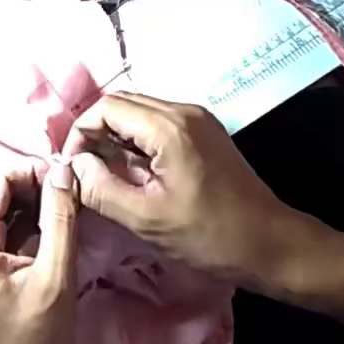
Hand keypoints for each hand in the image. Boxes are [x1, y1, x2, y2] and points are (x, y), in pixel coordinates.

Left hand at [0, 158, 79, 343]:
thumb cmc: (33, 343)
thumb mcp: (55, 276)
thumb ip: (60, 217)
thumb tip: (65, 167)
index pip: (1, 179)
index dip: (37, 171)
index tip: (71, 180)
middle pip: (1, 194)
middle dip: (39, 189)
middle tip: (76, 197)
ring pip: (6, 213)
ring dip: (38, 208)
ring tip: (71, 214)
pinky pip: (5, 234)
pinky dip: (31, 228)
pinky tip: (57, 234)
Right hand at [64, 92, 314, 284]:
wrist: (270, 241)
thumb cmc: (209, 235)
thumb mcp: (148, 220)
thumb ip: (103, 189)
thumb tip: (74, 166)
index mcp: (169, 126)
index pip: (107, 106)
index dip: (81, 131)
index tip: (73, 167)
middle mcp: (183, 110)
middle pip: (123, 102)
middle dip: (96, 131)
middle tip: (85, 171)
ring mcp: (197, 117)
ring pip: (140, 111)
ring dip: (117, 135)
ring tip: (106, 175)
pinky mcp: (204, 130)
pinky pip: (159, 122)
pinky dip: (138, 139)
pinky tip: (134, 171)